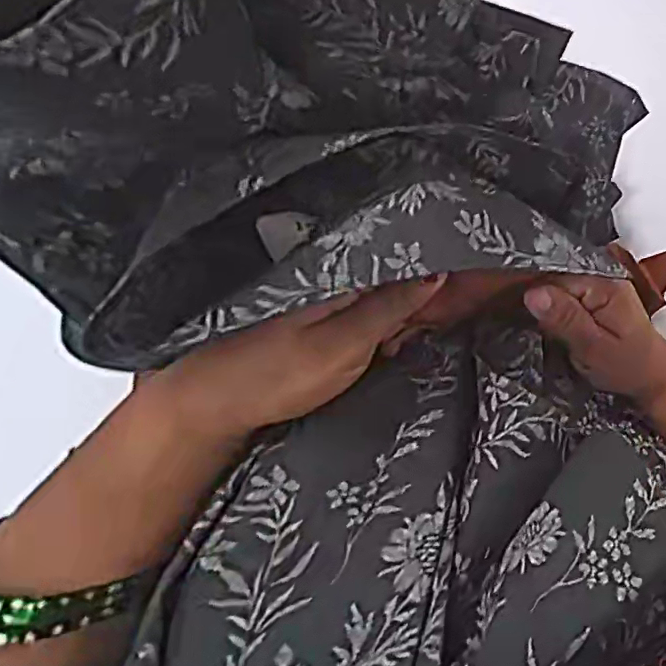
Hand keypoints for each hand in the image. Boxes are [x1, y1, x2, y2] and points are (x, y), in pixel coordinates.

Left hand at [134, 275, 447, 441]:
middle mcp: (330, 275)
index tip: (466, 287)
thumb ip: (392, 306)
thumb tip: (438, 273)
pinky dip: (382, 324)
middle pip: (396, 272)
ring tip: (402, 342)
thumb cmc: (269, 376)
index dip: (438, 269)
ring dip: (403, 313)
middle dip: (423, 294)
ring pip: (382, 292)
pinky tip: (385, 343)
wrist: (199, 409)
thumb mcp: (344, 345)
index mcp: (337, 272)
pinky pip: (364, 308)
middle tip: (429, 330)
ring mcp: (320, 295)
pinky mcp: (314, 316)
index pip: (403, 256)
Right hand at [522, 276, 665, 404]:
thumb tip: (533, 294)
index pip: (554, 277)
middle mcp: (605, 280)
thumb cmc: (630, 367)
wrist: (656, 378)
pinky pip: (571, 301)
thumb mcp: (592, 347)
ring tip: (546, 333)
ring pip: (561, 292)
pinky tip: (556, 331)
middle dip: (540, 304)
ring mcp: (604, 290)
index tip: (517, 315)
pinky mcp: (601, 303)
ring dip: (549, 311)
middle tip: (532, 329)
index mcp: (604, 285)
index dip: (533, 296)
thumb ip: (565, 319)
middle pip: (557, 281)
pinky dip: (560, 316)